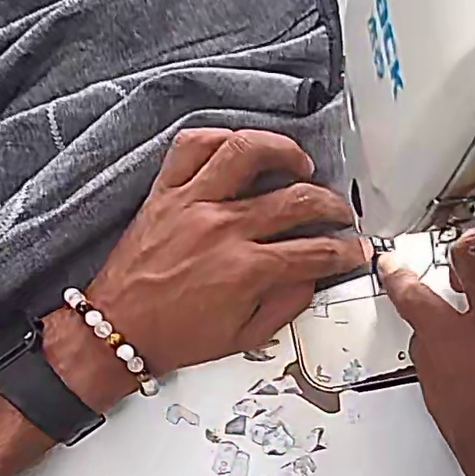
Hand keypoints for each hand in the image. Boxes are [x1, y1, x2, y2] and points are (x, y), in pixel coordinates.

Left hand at [45, 129, 366, 410]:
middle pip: (296, 199)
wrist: (120, 330)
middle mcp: (223, 229)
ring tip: (299, 164)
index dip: (344, 251)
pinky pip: (192, 146)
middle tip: (338, 214)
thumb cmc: (176, 336)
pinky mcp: (165, 193)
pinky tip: (237, 150)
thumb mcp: (243, 337)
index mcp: (245, 270)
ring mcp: (192, 204)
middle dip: (331, 206)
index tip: (354, 250)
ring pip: (247, 152)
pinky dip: (219, 138)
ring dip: (284, 151)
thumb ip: (285, 304)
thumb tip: (313, 278)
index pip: (314, 251)